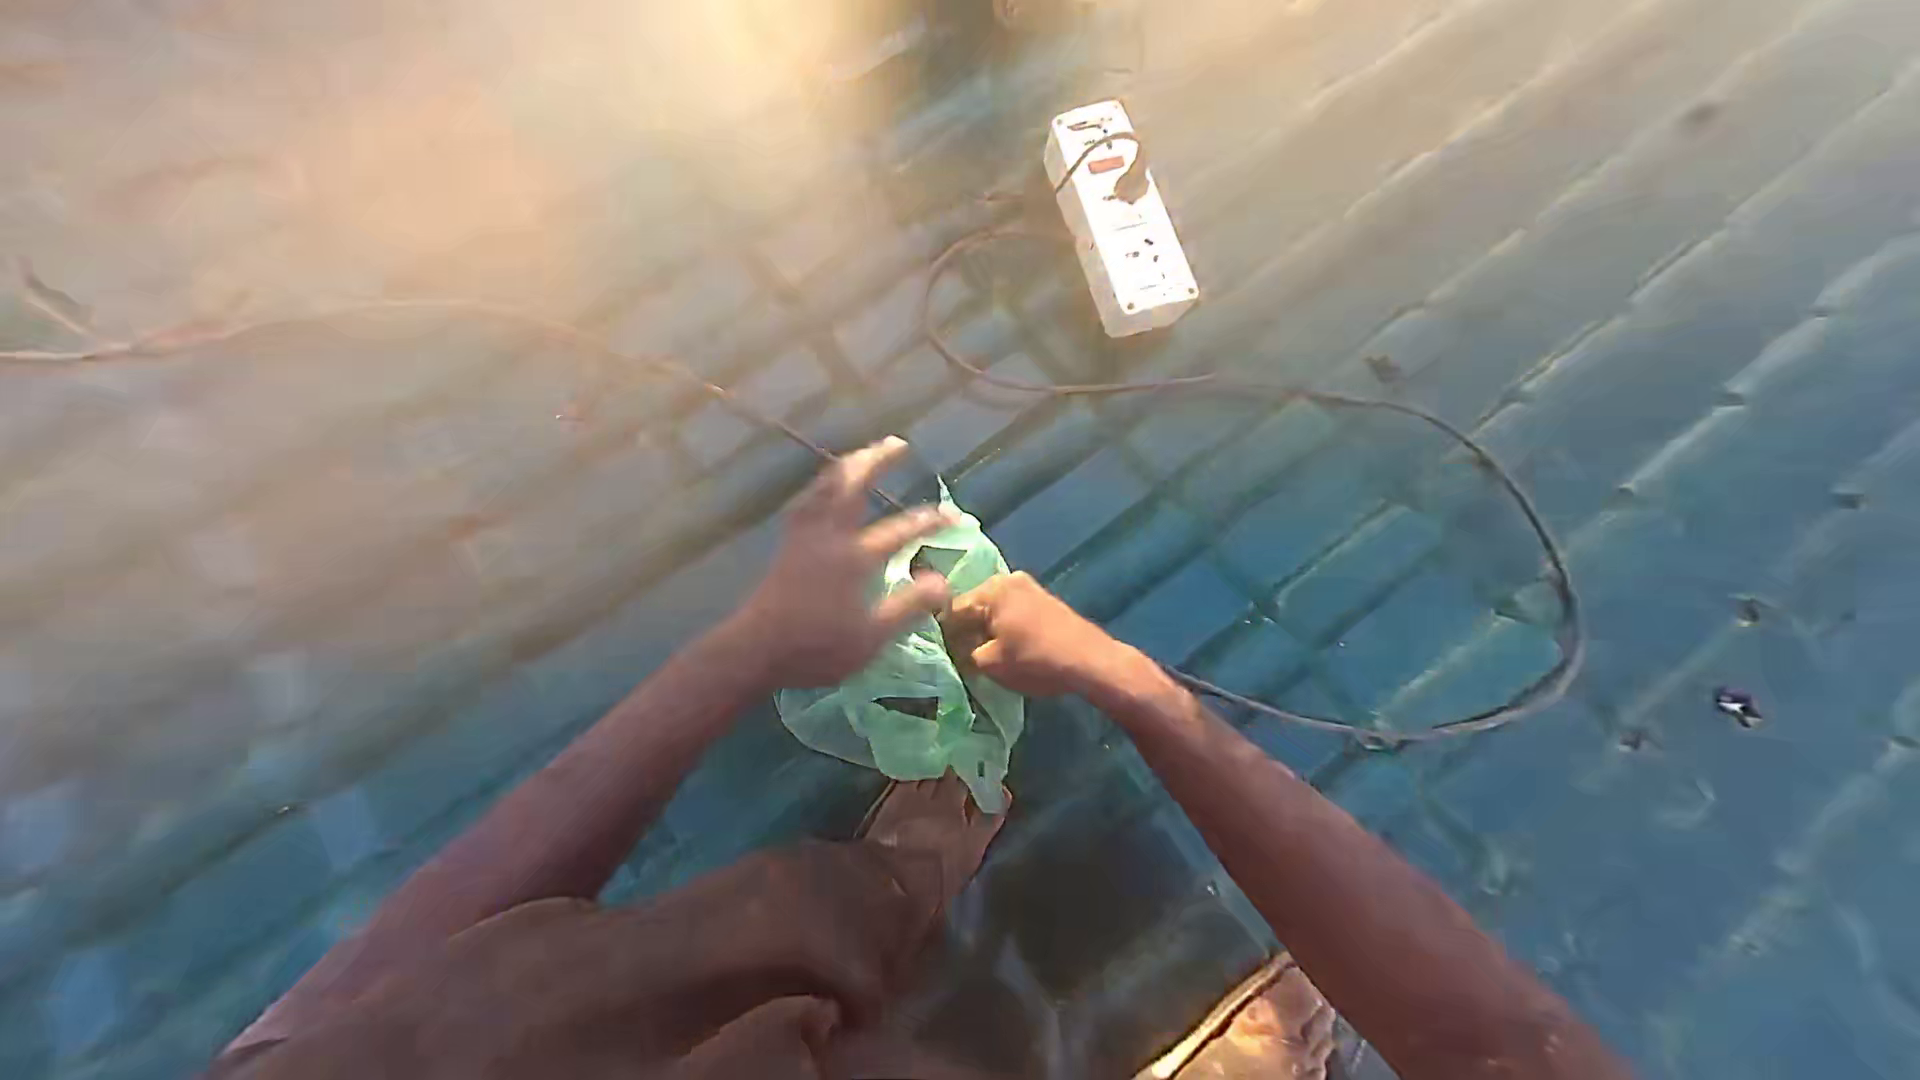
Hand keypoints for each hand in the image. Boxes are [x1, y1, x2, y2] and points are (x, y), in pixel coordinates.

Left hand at [725, 437, 958, 689]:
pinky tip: (825, 486)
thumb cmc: (817, 648)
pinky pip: (807, 500)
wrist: (756, 651)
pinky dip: (821, 485)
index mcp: (854, 558)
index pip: (901, 530)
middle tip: (898, 443)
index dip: (930, 520)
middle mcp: (829, 536)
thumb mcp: (872, 637)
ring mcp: (805, 536)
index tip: (955, 515)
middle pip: (854, 485)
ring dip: (848, 465)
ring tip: (863, 453)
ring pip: (825, 487)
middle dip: (878, 460)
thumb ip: (909, 606)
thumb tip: (944, 581)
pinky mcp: (788, 543)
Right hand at [940, 571, 1158, 700]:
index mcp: (991, 589)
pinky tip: (1002, 648)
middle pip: (972, 607)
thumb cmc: (1035, 660)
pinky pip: (1009, 611)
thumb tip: (950, 653)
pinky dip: (1001, 628)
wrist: (1090, 662)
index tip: (939, 656)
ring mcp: (1028, 587)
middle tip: (957, 658)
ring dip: (983, 631)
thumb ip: (962, 654)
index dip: (942, 636)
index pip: (951, 610)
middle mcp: (1007, 579)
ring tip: (980, 656)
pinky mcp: (1042, 600)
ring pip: (991, 610)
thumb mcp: (989, 664)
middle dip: (964, 632)